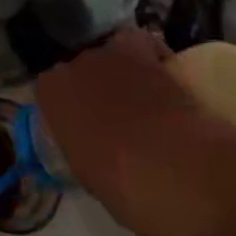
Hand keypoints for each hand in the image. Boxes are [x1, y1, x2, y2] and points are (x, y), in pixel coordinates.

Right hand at [33, 29, 233, 235]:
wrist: (186, 170)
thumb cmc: (130, 189)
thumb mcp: (93, 179)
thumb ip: (84, 150)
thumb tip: (95, 147)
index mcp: (54, 96)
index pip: (49, 87)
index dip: (65, 106)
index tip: (80, 128)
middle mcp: (80, 63)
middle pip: (81, 66)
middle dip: (93, 86)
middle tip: (111, 117)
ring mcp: (117, 52)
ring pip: (111, 52)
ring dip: (120, 69)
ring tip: (138, 96)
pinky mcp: (155, 51)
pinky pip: (145, 46)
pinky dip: (151, 57)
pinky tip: (163, 78)